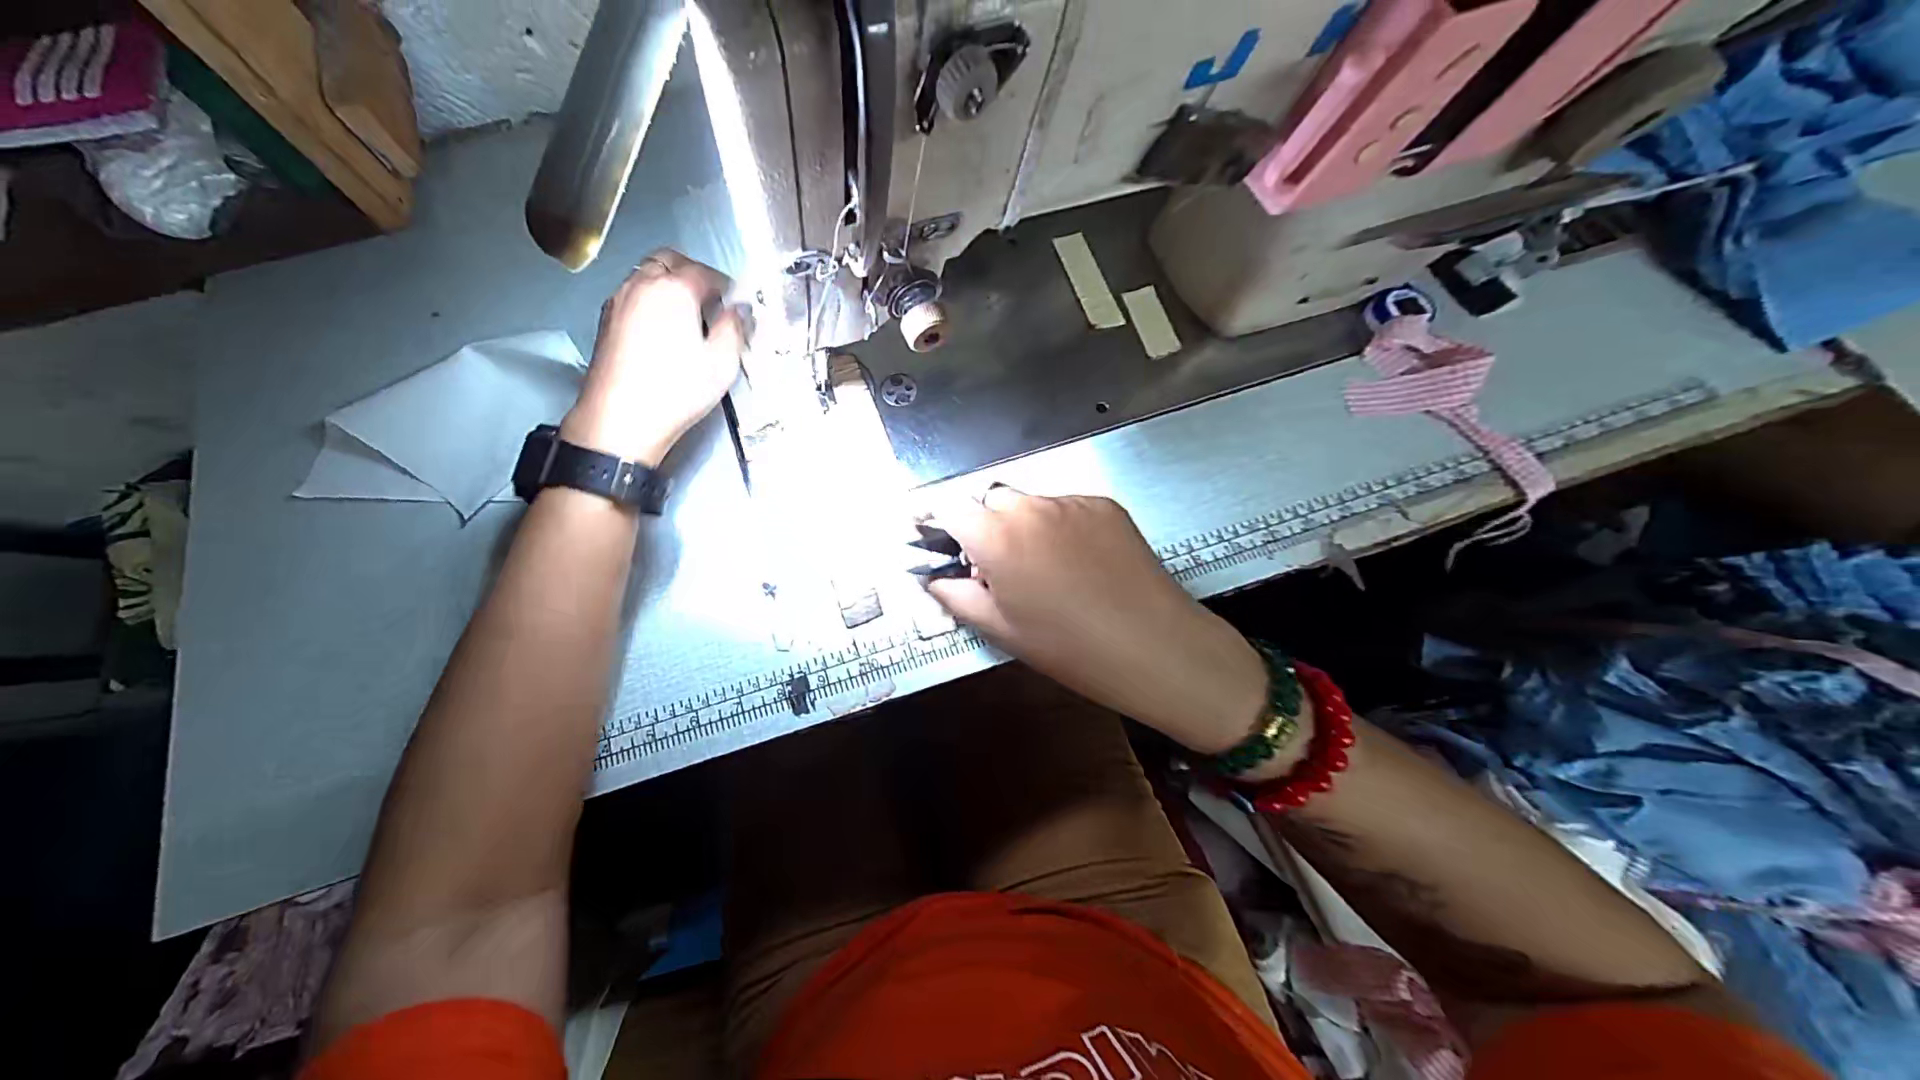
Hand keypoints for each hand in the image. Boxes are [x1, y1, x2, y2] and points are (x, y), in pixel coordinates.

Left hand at [561, 249, 746, 466]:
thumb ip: (734, 328)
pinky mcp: (606, 319)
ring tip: (687, 315)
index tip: (736, 304)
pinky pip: (633, 293)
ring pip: (647, 274)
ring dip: (669, 284)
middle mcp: (642, 284)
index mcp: (675, 289)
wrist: (620, 419)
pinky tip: (662, 328)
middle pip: (670, 260)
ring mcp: (619, 300)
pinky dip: (651, 298)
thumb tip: (739, 310)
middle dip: (694, 273)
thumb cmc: (675, 391)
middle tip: (711, 301)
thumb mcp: (722, 363)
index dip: (726, 286)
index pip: (706, 272)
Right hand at [926, 489, 1311, 776]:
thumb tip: (934, 578)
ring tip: (1047, 571)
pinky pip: (1067, 509)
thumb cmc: (1070, 647)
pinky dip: (1061, 528)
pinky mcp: (1105, 505)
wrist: (1154, 645)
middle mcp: (1031, 507)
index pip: (948, 509)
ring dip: (1025, 527)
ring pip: (1030, 504)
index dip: (939, 526)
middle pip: (990, 502)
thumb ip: (955, 595)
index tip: (939, 541)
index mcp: (997, 536)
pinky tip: (1079, 565)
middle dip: (986, 528)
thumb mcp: (1001, 628)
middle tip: (999, 569)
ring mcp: (1071, 503)